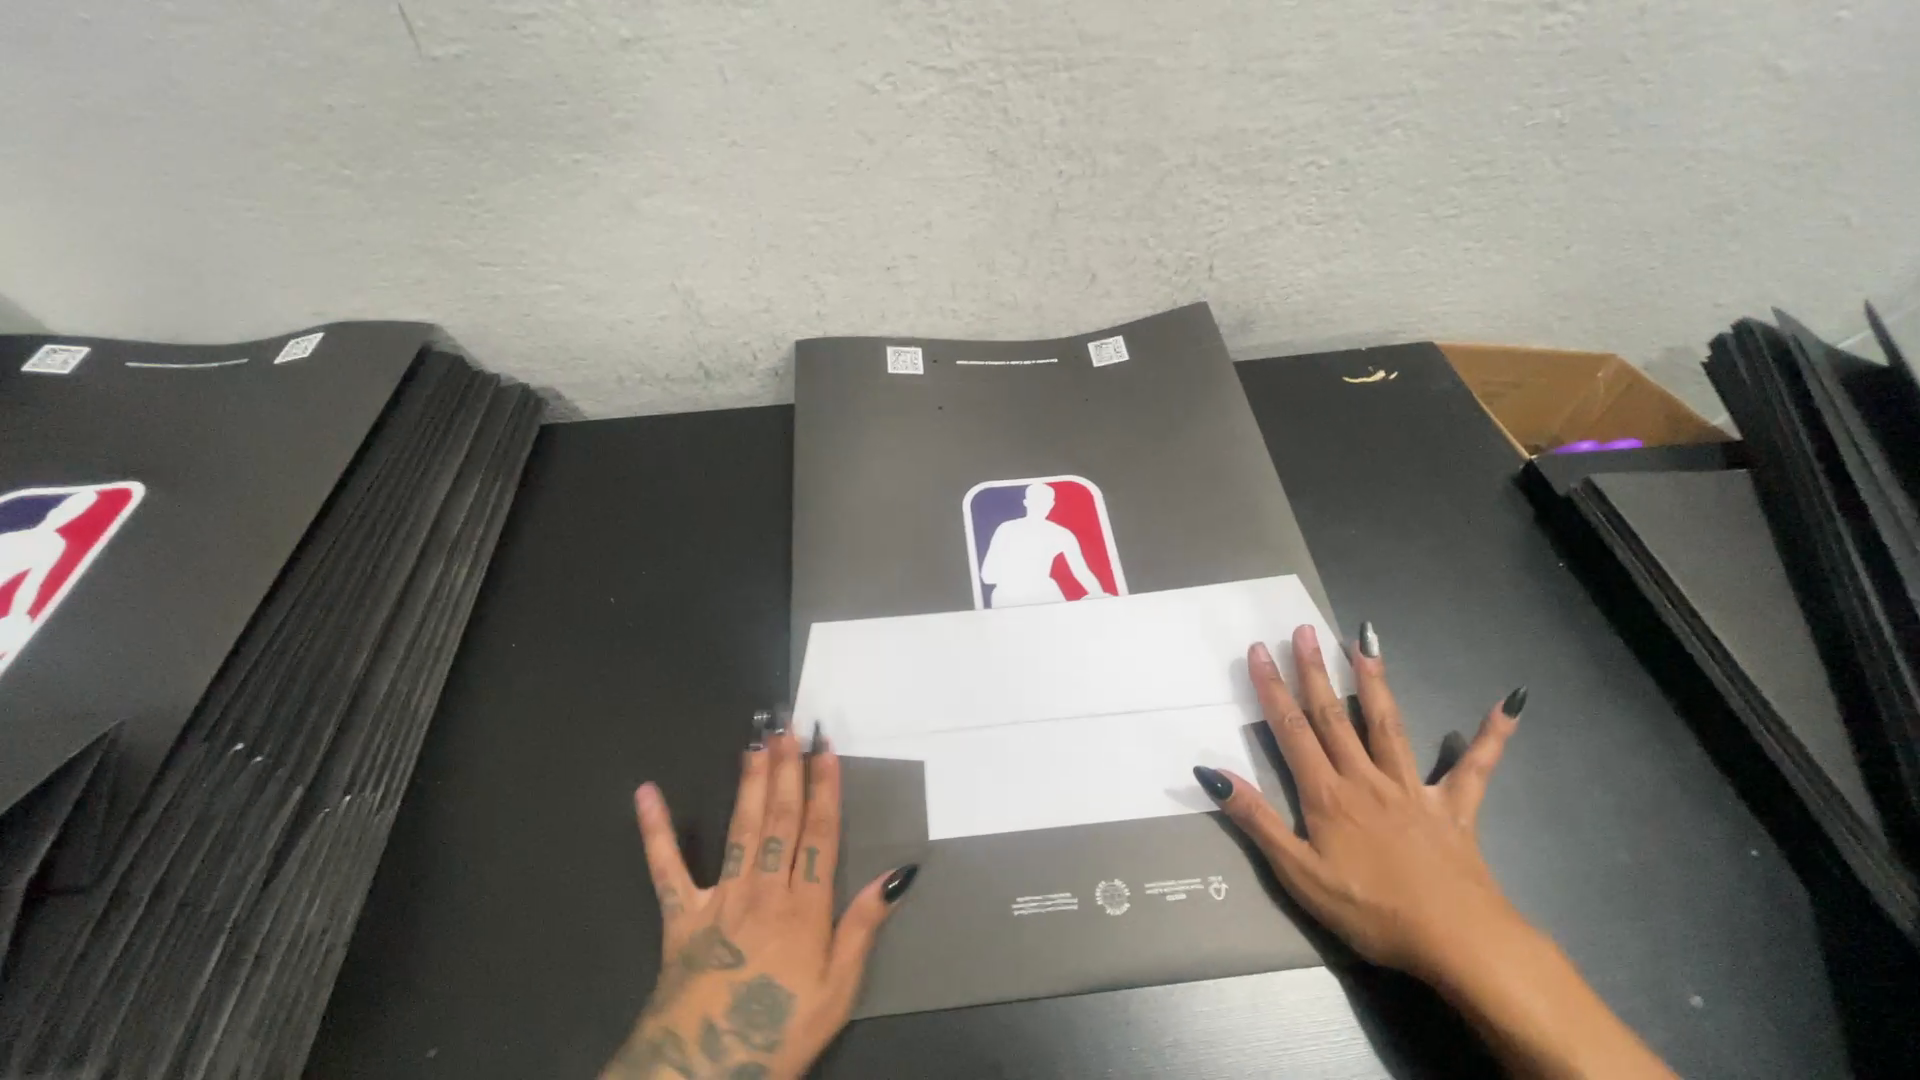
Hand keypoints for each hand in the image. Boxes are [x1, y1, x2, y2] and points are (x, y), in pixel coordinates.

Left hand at [602, 731, 917, 1079]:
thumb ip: (864, 927)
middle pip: (780, 819)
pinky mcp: (680, 915)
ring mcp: (719, 899)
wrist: (703, 1070)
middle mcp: (764, 891)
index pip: (819, 833)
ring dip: (749, 782)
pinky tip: (646, 792)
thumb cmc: (780, 1031)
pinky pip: (666, 868)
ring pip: (740, 829)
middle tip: (786, 725)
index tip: (824, 746)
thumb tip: (897, 873)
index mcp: (805, 908)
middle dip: (786, 768)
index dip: (824, 786)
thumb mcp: (838, 990)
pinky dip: (655, 829)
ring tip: (754, 743)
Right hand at [1196, 624, 1524, 980]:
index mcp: (1328, 795)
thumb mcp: (1299, 875)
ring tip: (1365, 642)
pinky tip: (1511, 703)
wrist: (1457, 941)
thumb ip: (1257, 820)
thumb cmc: (1371, 911)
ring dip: (1374, 682)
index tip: (1259, 650)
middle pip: (1333, 716)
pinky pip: (1475, 768)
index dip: (1272, 689)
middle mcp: (1367, 779)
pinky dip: (1491, 736)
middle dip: (1315, 671)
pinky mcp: (1455, 808)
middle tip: (1304, 629)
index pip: (1292, 731)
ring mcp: (1413, 789)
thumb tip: (1212, 773)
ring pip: (1388, 726)